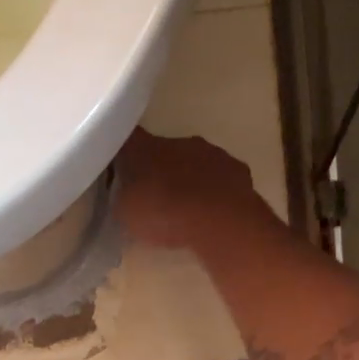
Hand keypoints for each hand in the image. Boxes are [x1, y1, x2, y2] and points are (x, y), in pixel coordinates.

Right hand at [116, 129, 280, 250]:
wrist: (218, 220)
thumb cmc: (164, 213)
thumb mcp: (126, 212)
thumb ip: (122, 197)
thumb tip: (124, 193)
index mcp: (146, 147)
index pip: (127, 139)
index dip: (123, 155)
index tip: (120, 171)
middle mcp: (179, 141)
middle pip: (164, 152)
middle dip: (160, 172)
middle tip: (156, 200)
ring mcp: (212, 153)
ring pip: (195, 163)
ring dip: (190, 181)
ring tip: (187, 211)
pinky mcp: (237, 170)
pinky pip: (220, 178)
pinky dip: (215, 192)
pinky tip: (212, 213)